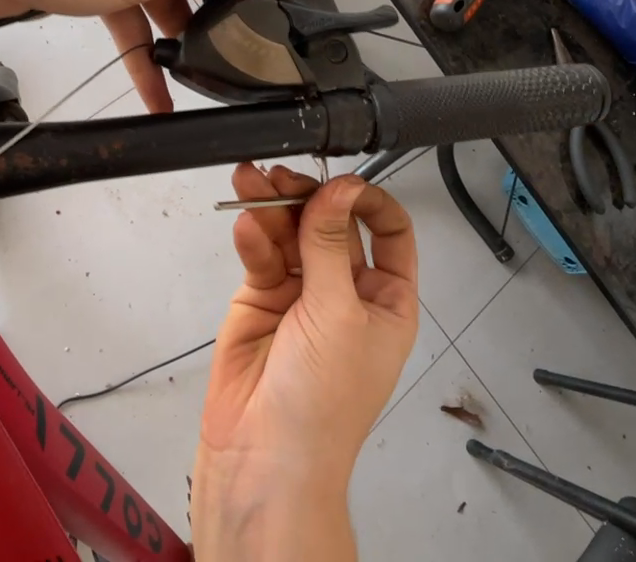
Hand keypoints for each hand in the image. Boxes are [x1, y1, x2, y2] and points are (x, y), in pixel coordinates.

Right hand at [191, 166, 418, 560]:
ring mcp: (301, 292)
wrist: (264, 459)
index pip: (389, 233)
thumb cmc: (323, 396)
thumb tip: (341, 185)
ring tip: (250, 179)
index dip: (369, 202)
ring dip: (272, 206)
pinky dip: (253, 239)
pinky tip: (246, 225)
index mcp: (385, 297)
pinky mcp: (259, 298)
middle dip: (308, 198)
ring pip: (290, 234)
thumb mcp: (338, 313)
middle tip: (282, 175)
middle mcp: (345, 289)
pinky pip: (261, 257)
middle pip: (332, 225)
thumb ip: (331, 243)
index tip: (343, 181)